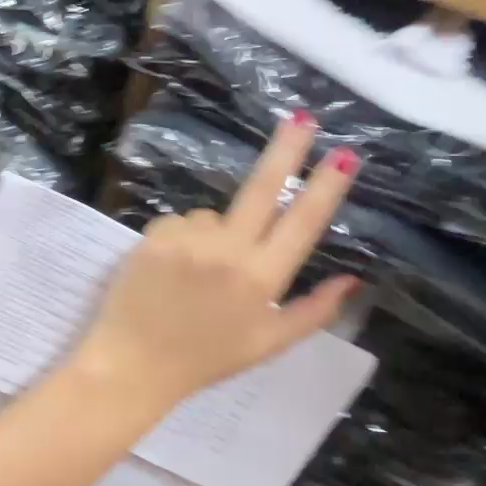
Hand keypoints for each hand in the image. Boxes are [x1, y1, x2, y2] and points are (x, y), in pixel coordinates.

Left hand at [69, 112, 361, 408]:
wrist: (132, 366)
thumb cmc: (205, 359)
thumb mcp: (267, 344)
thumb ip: (313, 311)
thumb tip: (353, 279)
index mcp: (261, 280)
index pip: (301, 224)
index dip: (326, 187)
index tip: (344, 155)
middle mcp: (228, 252)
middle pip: (263, 188)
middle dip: (287, 150)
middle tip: (303, 118)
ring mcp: (188, 241)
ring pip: (214, 214)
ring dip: (215, 231)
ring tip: (197, 275)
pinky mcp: (154, 236)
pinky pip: (180, 222)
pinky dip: (182, 237)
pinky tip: (172, 269)